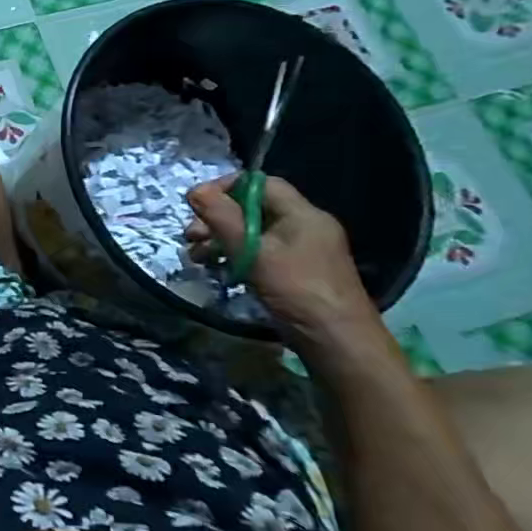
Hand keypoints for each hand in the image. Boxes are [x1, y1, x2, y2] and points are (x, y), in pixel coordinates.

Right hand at [184, 174, 378, 336]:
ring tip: (197, 257)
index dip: (226, 187)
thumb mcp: (254, 253)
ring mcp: (305, 252)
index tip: (198, 204)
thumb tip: (195, 190)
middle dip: (219, 218)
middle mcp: (306, 226)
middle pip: (255, 209)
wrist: (340, 346)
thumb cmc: (298, 292)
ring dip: (223, 240)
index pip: (260, 184)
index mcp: (303, 214)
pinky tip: (220, 270)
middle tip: (191, 236)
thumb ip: (223, 220)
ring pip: (256, 233)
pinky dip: (239, 257)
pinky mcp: (300, 274)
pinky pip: (264, 253)